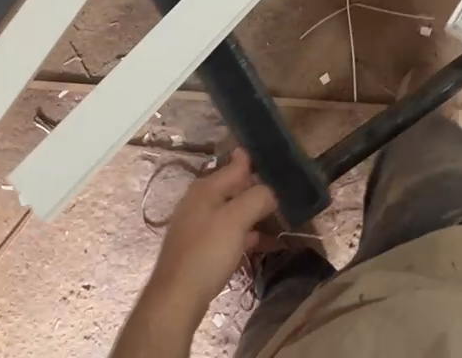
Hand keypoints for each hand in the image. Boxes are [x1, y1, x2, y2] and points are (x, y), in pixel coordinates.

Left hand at [144, 151, 275, 317]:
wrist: (178, 297)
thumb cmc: (207, 252)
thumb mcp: (236, 219)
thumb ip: (256, 198)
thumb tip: (270, 189)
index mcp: (205, 187)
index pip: (237, 165)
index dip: (257, 164)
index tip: (281, 166)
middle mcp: (199, 200)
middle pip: (233, 188)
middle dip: (256, 191)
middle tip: (283, 196)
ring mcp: (196, 224)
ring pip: (230, 211)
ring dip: (251, 213)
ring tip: (275, 218)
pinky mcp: (198, 247)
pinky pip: (225, 231)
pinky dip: (241, 232)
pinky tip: (255, 241)